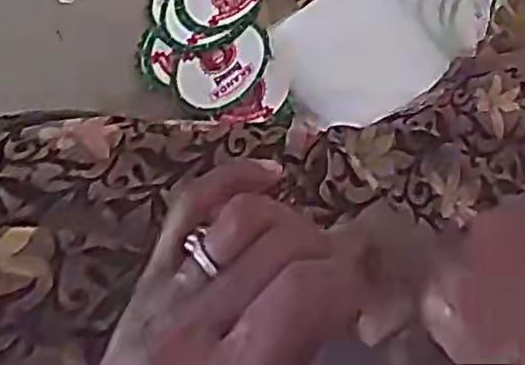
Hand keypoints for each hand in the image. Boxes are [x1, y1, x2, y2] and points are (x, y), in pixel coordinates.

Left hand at [101, 162, 366, 364]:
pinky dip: (234, 178)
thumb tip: (372, 300)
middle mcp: (191, 326)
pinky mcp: (152, 275)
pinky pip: (191, 203)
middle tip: (344, 276)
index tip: (363, 293)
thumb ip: (318, 346)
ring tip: (308, 252)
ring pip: (247, 214)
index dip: (348, 280)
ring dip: (292, 222)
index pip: (304, 287)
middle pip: (286, 242)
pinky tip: (271, 177)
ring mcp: (167, 293)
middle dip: (329, 251)